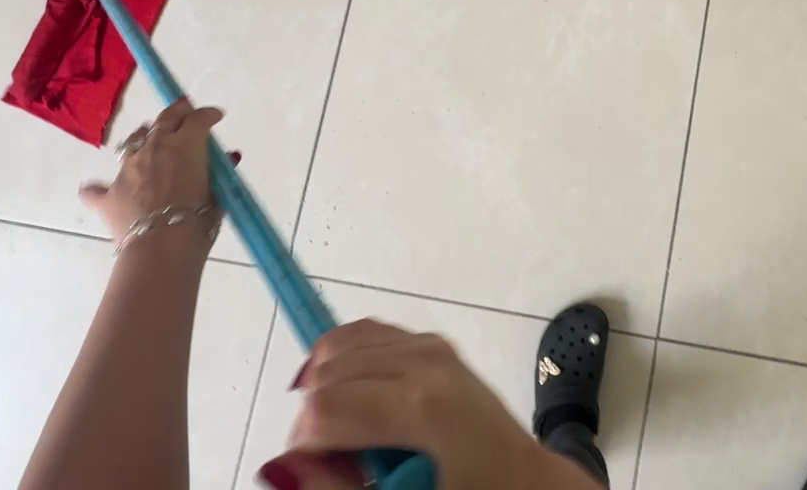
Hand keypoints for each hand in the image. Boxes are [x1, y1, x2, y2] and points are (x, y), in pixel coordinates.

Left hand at [79, 100, 223, 249]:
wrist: (163, 246)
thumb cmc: (199, 217)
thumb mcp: (219, 191)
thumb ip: (218, 172)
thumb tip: (226, 160)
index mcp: (185, 144)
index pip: (199, 118)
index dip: (208, 114)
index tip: (216, 116)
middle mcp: (154, 148)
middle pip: (164, 120)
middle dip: (177, 112)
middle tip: (185, 110)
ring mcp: (127, 170)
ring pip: (132, 144)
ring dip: (143, 139)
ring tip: (147, 141)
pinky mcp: (108, 196)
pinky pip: (96, 189)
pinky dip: (98, 189)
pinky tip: (97, 190)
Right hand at [258, 320, 595, 489]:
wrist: (523, 479)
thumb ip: (339, 489)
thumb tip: (283, 466)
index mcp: (423, 405)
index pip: (326, 406)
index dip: (303, 446)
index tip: (317, 474)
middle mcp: (426, 361)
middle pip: (329, 370)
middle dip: (314, 417)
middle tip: (337, 460)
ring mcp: (430, 345)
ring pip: (342, 344)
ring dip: (327, 386)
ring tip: (348, 431)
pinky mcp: (431, 341)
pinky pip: (366, 333)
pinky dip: (344, 359)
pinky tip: (350, 394)